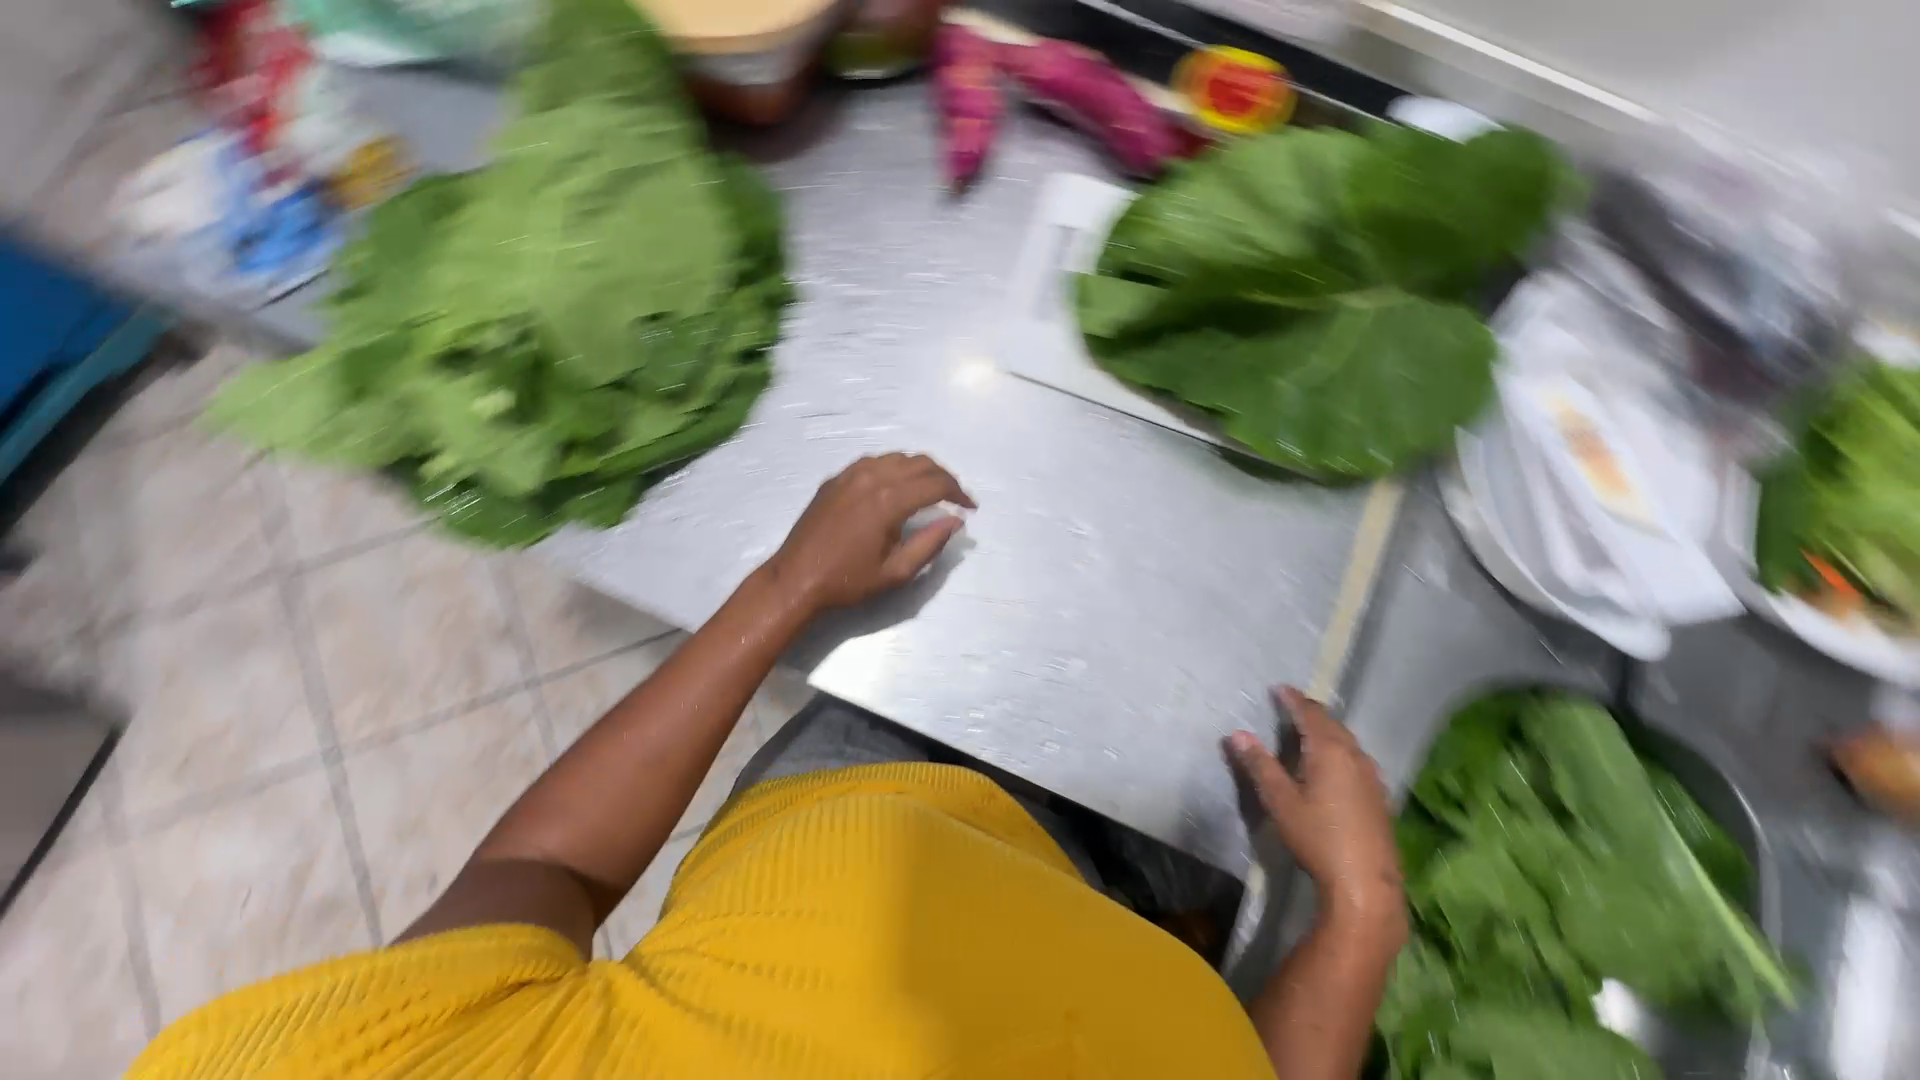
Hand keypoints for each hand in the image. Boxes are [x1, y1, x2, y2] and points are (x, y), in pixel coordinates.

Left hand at [764, 453, 975, 612]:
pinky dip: (893, 469)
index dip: (959, 494)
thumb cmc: (848, 581)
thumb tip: (956, 521)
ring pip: (896, 458)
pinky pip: (873, 463)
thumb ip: (930, 543)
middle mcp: (872, 477)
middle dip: (943, 477)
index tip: (970, 508)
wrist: (796, 579)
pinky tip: (896, 487)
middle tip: (954, 498)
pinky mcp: (835, 479)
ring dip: (919, 470)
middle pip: (919, 463)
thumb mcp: (896, 572)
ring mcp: (850, 474)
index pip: (936, 484)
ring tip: (929, 491)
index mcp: (889, 501)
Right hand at [1230, 687, 1406, 945]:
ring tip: (1310, 732)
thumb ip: (1260, 765)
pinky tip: (1335, 766)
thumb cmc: (1317, 838)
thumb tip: (1238, 734)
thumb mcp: (1280, 801)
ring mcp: (1372, 778)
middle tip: (1292, 707)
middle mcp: (1356, 757)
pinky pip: (1358, 760)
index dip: (1293, 700)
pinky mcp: (1380, 798)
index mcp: (1330, 751)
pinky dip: (1341, 751)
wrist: (1365, 884)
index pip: (1310, 714)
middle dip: (1312, 713)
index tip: (1279, 689)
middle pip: (1333, 725)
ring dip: (1329, 732)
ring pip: (1348, 743)